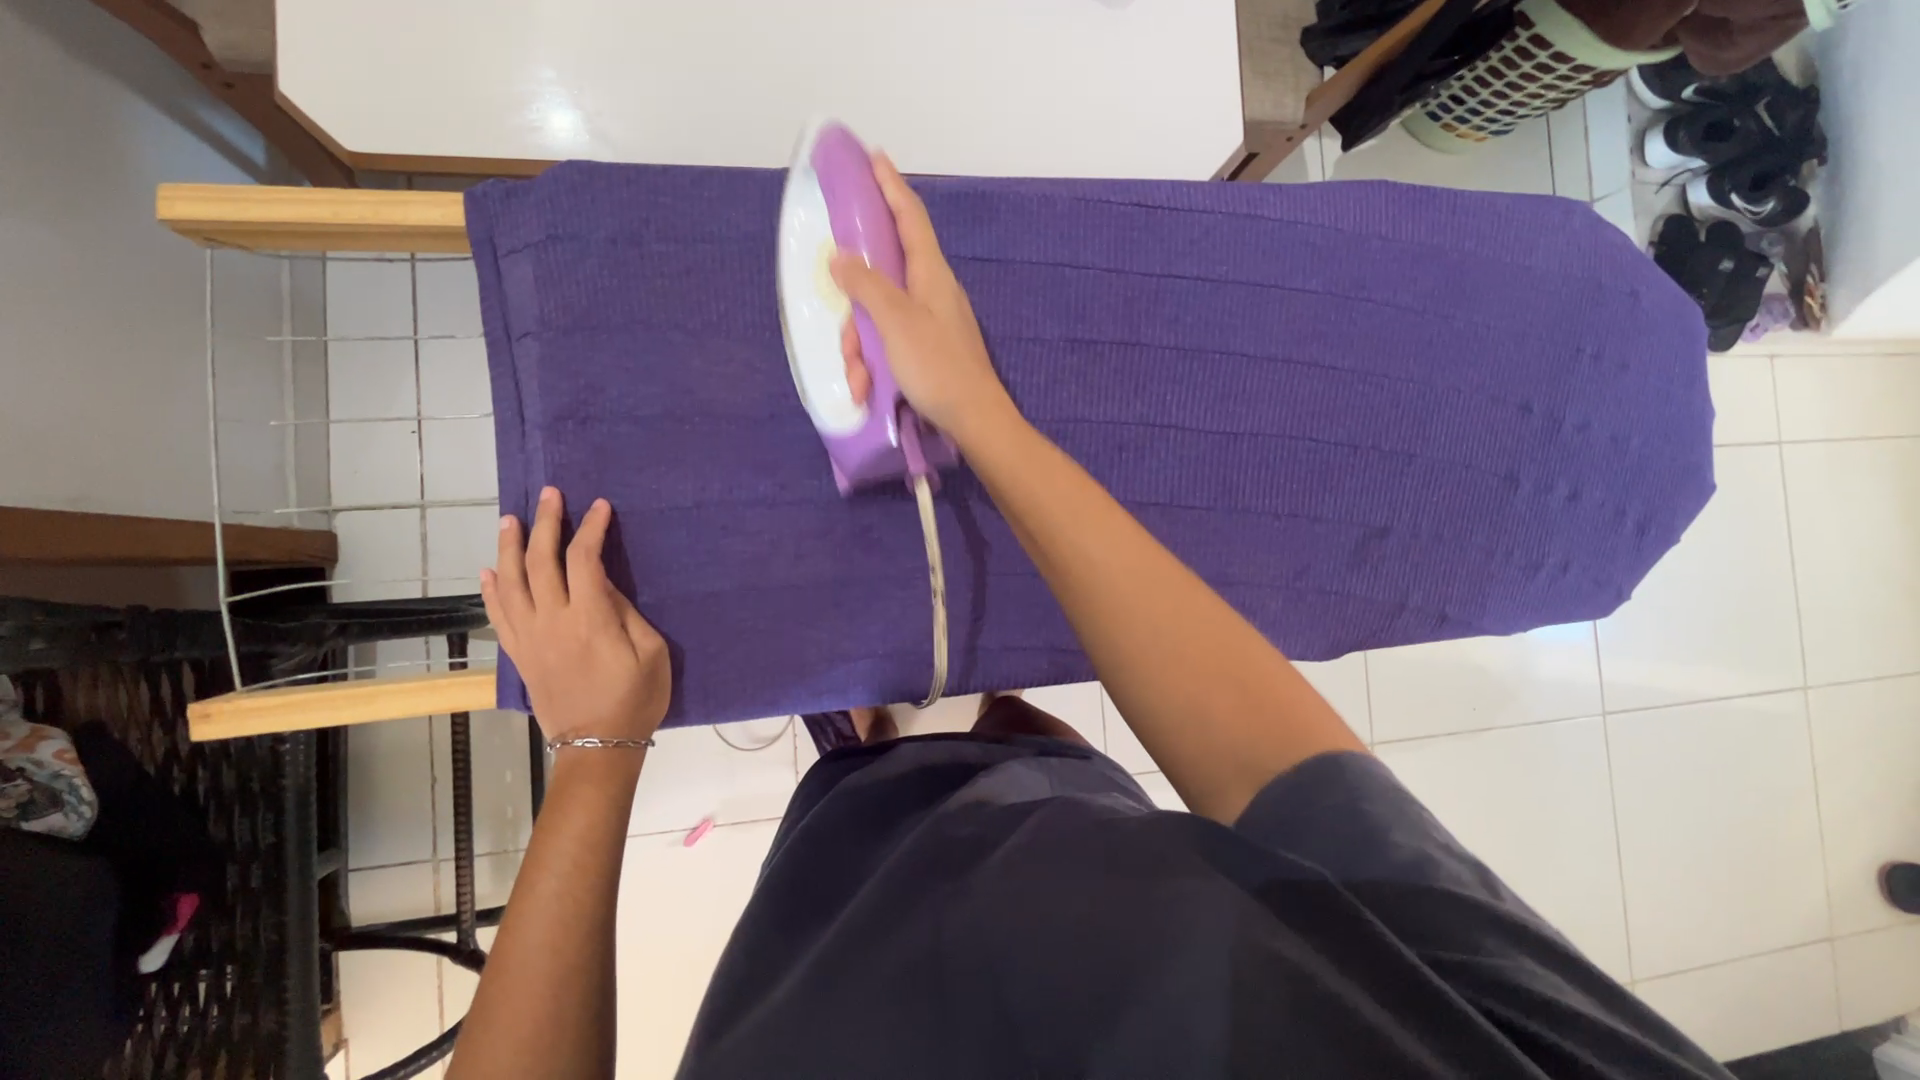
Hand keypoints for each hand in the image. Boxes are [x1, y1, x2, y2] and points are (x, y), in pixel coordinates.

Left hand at [480, 487, 670, 743]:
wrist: (597, 746)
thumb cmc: (635, 699)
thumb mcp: (651, 653)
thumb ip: (625, 614)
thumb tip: (602, 585)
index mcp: (589, 619)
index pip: (583, 560)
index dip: (590, 529)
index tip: (600, 506)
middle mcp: (552, 621)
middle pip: (540, 561)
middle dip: (546, 523)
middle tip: (550, 494)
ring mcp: (529, 638)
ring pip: (509, 582)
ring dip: (509, 547)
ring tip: (512, 519)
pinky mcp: (520, 654)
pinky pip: (498, 614)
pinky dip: (491, 589)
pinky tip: (489, 570)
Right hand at [832, 153, 1017, 445]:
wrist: (974, 420)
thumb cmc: (937, 367)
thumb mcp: (895, 323)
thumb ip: (866, 286)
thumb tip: (841, 257)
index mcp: (930, 273)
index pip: (909, 217)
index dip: (891, 186)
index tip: (875, 158)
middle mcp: (931, 291)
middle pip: (880, 280)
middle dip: (856, 315)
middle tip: (851, 346)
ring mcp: (930, 323)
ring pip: (877, 320)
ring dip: (861, 353)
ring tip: (861, 382)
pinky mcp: (927, 351)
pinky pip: (888, 347)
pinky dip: (874, 368)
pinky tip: (869, 393)